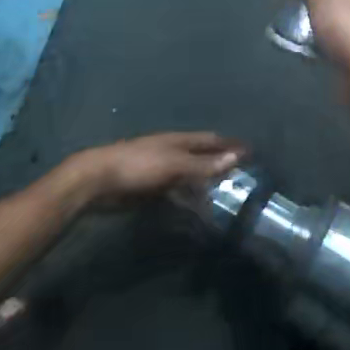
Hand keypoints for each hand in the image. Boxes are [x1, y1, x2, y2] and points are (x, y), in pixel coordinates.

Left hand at [63, 131, 246, 204]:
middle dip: (221, 164)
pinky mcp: (151, 190)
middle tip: (244, 178)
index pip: (212, 139)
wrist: (98, 181)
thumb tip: (236, 156)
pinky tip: (198, 210)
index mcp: (179, 141)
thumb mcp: (174, 164)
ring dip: (206, 184)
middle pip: (202, 157)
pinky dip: (190, 199)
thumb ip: (204, 164)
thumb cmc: (138, 166)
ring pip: (191, 177)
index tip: (251, 152)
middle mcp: (173, 153)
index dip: (230, 145)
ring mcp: (161, 171)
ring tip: (226, 197)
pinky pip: (178, 193)